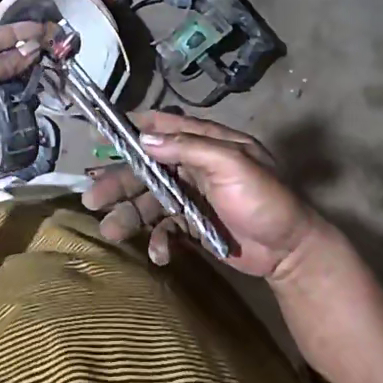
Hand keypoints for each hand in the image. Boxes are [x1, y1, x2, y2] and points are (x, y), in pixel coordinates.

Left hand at [0, 21, 49, 178]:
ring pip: (12, 77)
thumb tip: (35, 48)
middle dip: (28, 52)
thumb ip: (3, 64)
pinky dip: (26, 94)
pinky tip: (39, 91)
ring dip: (29, 74)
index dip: (20, 32)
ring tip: (51, 68)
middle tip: (55, 48)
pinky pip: (13, 98)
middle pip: (6, 56)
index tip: (45, 28)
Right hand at [82, 111, 320, 279]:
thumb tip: (146, 137)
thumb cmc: (265, 199)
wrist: (290, 251)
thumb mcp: (232, 165)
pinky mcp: (195, 226)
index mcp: (208, 144)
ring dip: (130, 214)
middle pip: (149, 169)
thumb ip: (190, 148)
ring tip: (110, 231)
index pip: (166, 127)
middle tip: (92, 197)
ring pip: (152, 201)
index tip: (103, 133)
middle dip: (120, 182)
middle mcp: (196, 167)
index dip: (136, 128)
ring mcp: (194, 197)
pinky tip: (159, 255)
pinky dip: (159, 241)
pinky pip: (166, 228)